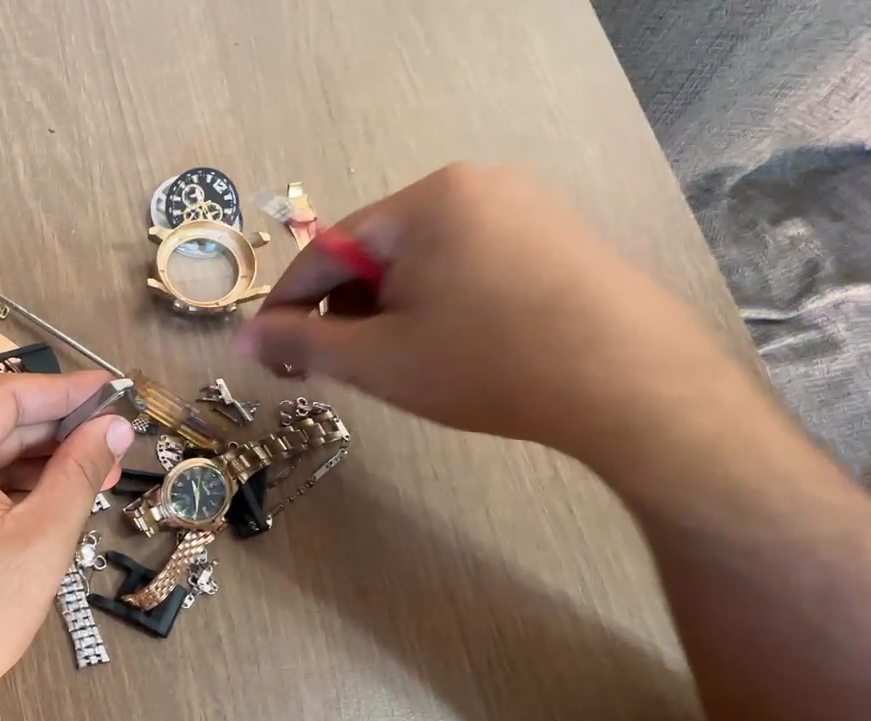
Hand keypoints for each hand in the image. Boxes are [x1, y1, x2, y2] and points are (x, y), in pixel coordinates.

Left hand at [0, 371, 133, 720]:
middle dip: (56, 433)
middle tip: (116, 444)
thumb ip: (79, 471)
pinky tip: (53, 494)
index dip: (65, 392)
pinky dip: (6, 486)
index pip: (4, 398)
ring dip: (35, 462)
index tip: (115, 392)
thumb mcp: (40, 540)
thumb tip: (113, 427)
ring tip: (96, 474)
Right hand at [236, 164, 749, 465]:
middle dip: (343, 312)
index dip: (284, 306)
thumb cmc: (484, 363)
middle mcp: (475, 185)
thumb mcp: (372, 358)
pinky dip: (434, 304)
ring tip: (393, 364)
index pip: (324, 252)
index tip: (264, 353)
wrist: (630, 382)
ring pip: (416, 263)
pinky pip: (463, 264)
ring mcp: (522, 206)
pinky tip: (444, 348)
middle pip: (371, 254)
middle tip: (336, 367)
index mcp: (425, 201)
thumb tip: (242, 336)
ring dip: (386, 312)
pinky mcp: (553, 237)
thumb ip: (296, 341)